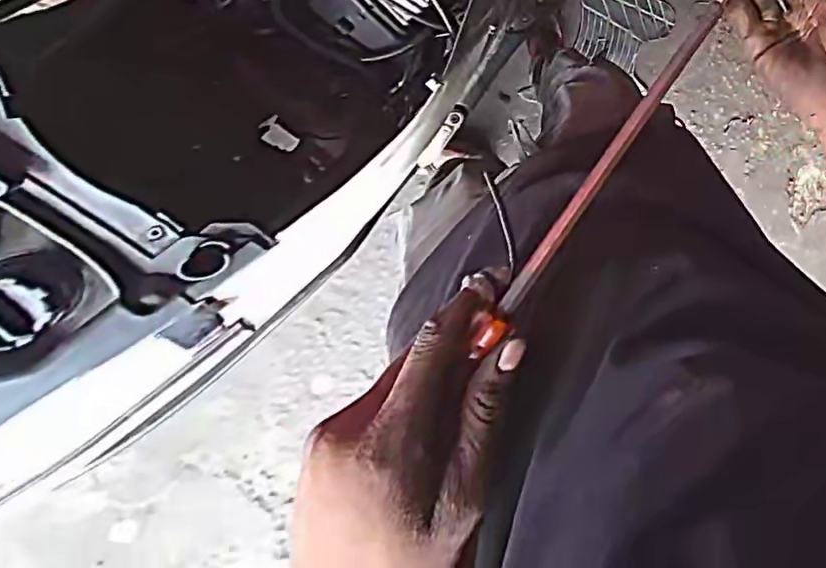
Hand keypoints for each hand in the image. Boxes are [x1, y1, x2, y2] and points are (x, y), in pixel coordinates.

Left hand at [292, 274, 523, 567]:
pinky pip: (373, 400)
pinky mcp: (316, 447)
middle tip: (492, 346)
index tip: (490, 286)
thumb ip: (485, 412)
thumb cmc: (410, 564)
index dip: (466, 307)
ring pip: (395, 377)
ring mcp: (323, 440)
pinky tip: (418, 436)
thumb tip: (509, 349)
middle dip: (456, 346)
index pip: (431, 345)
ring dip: (430, 376)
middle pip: (414, 357)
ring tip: (450, 419)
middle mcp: (344, 433)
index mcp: (386, 445)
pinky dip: (404, 400)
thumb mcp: (465, 493)